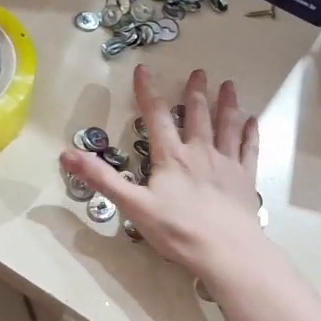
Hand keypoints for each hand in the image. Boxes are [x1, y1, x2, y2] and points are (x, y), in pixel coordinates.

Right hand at [60, 65, 264, 277]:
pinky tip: (253, 121)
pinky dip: (250, 133)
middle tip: (200, 71)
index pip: (156, 116)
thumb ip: (102, 179)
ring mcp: (226, 163)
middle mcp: (200, 152)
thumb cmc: (177, 230)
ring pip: (227, 125)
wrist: (225, 250)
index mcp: (171, 157)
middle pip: (198, 115)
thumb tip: (67, 154)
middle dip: (196, 91)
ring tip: (229, 85)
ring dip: (227, 104)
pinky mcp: (245, 179)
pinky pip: (249, 149)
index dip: (147, 91)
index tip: (143, 69)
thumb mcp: (133, 206)